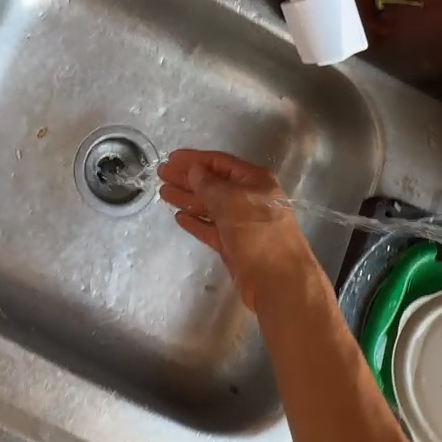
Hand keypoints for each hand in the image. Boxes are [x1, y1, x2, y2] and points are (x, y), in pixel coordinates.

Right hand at [158, 149, 319, 309]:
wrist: (279, 282)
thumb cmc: (258, 233)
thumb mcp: (232, 200)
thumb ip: (209, 184)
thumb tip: (195, 170)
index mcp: (255, 181)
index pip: (220, 163)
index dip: (194, 159)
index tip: (171, 159)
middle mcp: (249, 199)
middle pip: (213, 184)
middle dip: (188, 178)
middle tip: (162, 174)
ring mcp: (242, 224)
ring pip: (210, 206)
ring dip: (188, 198)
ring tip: (164, 193)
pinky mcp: (235, 246)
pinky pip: (211, 228)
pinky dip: (196, 222)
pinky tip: (179, 217)